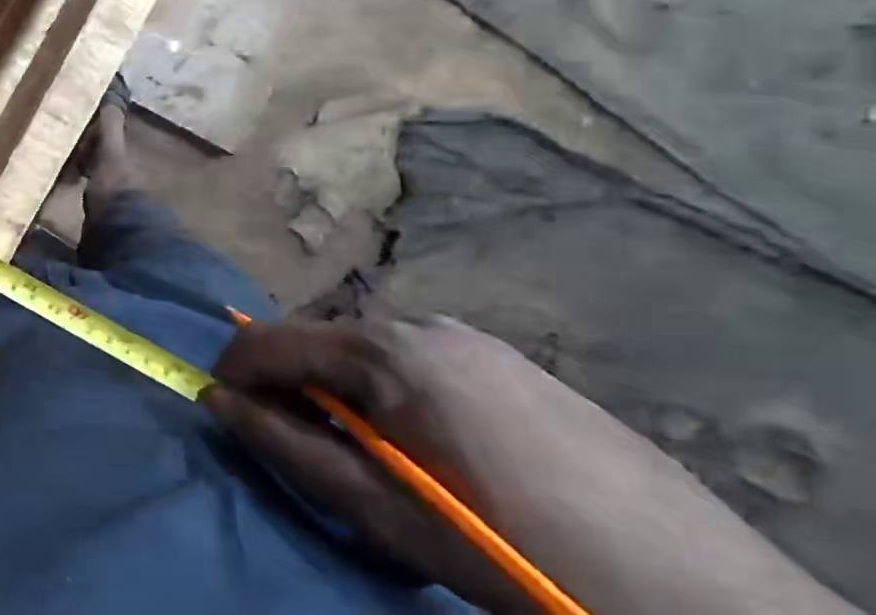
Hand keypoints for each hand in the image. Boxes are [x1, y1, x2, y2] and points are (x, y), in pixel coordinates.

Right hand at [202, 319, 533, 613]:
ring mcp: (470, 337)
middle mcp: (420, 323)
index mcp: (384, 351)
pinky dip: (394, 389)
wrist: (696, 588)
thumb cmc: (509, 544)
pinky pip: (419, 360)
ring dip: (345, 389)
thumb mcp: (381, 509)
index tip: (222, 407)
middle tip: (303, 445)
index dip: (233, 370)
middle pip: (321, 341)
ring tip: (372, 452)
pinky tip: (433, 444)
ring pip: (369, 351)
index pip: (272, 339)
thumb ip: (287, 447)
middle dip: (293, 385)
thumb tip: (216, 401)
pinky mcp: (508, 359)